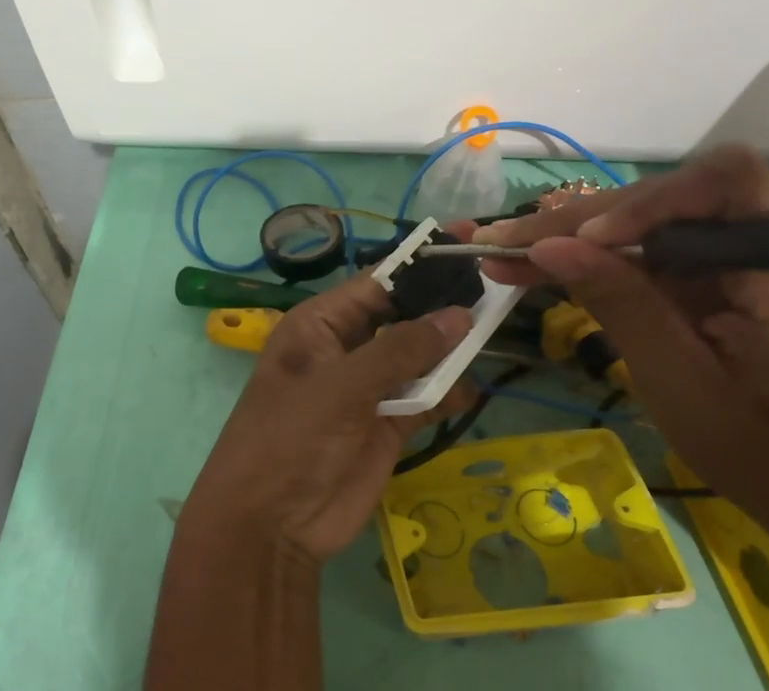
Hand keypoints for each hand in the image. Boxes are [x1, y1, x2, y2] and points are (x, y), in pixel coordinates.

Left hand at [180, 274, 473, 562]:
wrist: (271, 524)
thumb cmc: (292, 438)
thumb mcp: (341, 387)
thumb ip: (399, 351)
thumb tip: (458, 316)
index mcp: (318, 326)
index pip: (375, 284)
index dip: (418, 266)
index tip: (467, 243)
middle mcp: (343, 350)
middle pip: (400, 318)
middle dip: (440, 308)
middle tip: (497, 290)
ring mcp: (365, 390)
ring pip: (415, 359)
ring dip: (448, 352)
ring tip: (494, 335)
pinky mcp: (385, 428)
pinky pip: (422, 400)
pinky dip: (445, 394)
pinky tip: (469, 392)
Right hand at [471, 145, 768, 582]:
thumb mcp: (683, 389)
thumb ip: (621, 307)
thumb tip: (548, 248)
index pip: (726, 184)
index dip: (649, 200)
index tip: (585, 240)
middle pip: (671, 202)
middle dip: (582, 221)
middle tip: (500, 242)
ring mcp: (751, 264)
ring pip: (652, 224)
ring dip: (576, 237)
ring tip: (501, 251)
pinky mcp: (730, 281)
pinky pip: (659, 254)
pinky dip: (600, 261)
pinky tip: (540, 264)